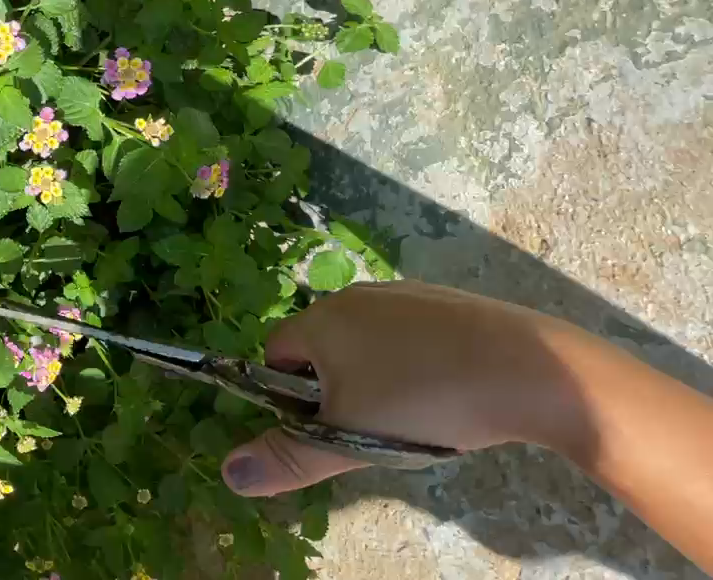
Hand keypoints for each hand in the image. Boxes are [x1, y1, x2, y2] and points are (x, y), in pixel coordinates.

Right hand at [221, 280, 586, 496]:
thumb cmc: (426, 400)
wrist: (539, 372)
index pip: (275, 353)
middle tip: (374, 422)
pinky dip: (421, 355)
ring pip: (367, 336)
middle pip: (322, 344)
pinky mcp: (447, 299)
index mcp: (317, 321)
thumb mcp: (354, 438)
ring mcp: (400, 294)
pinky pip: (413, 330)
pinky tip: (454, 385)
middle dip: (336, 381)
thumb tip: (230, 475)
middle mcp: (348, 298)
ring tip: (420, 409)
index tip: (327, 421)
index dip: (290, 391)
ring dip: (377, 368)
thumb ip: (291, 457)